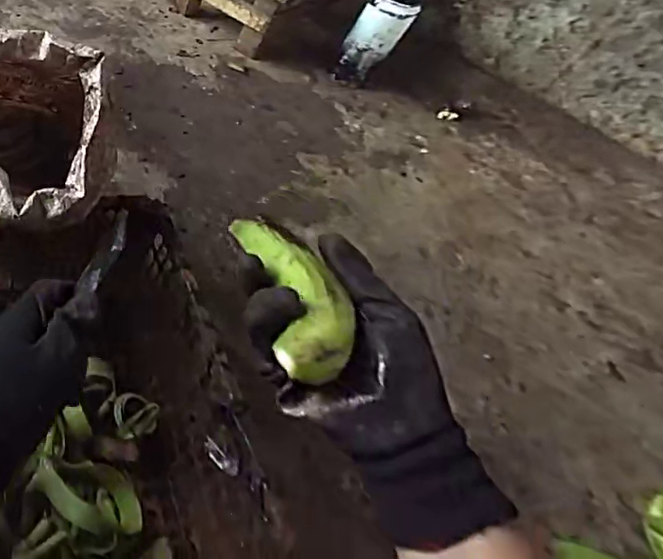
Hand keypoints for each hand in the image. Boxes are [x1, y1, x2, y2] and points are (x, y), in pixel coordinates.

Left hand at [0, 280, 86, 524]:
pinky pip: (28, 371)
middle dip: (70, 335)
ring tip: (74, 388)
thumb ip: (73, 326)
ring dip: (60, 363)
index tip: (98, 320)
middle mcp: (6, 331)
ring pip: (40, 348)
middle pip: (46, 319)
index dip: (77, 297)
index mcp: (19, 316)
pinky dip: (46, 382)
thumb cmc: (17, 400)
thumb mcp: (56, 360)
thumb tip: (89, 295)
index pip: (52, 288)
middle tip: (87, 360)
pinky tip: (55, 404)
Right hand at [242, 235, 453, 457]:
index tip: (266, 232)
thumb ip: (356, 277)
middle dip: (253, 272)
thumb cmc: (406, 369)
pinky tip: (285, 318)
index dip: (276, 253)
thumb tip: (325, 235)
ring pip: (256, 317)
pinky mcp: (280, 377)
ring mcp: (288, 350)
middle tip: (253, 258)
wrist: (409, 430)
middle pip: (262, 290)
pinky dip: (266, 329)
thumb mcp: (388, 313)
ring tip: (287, 296)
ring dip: (263, 300)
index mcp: (324, 305)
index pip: (290, 273)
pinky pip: (260, 348)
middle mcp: (299, 324)